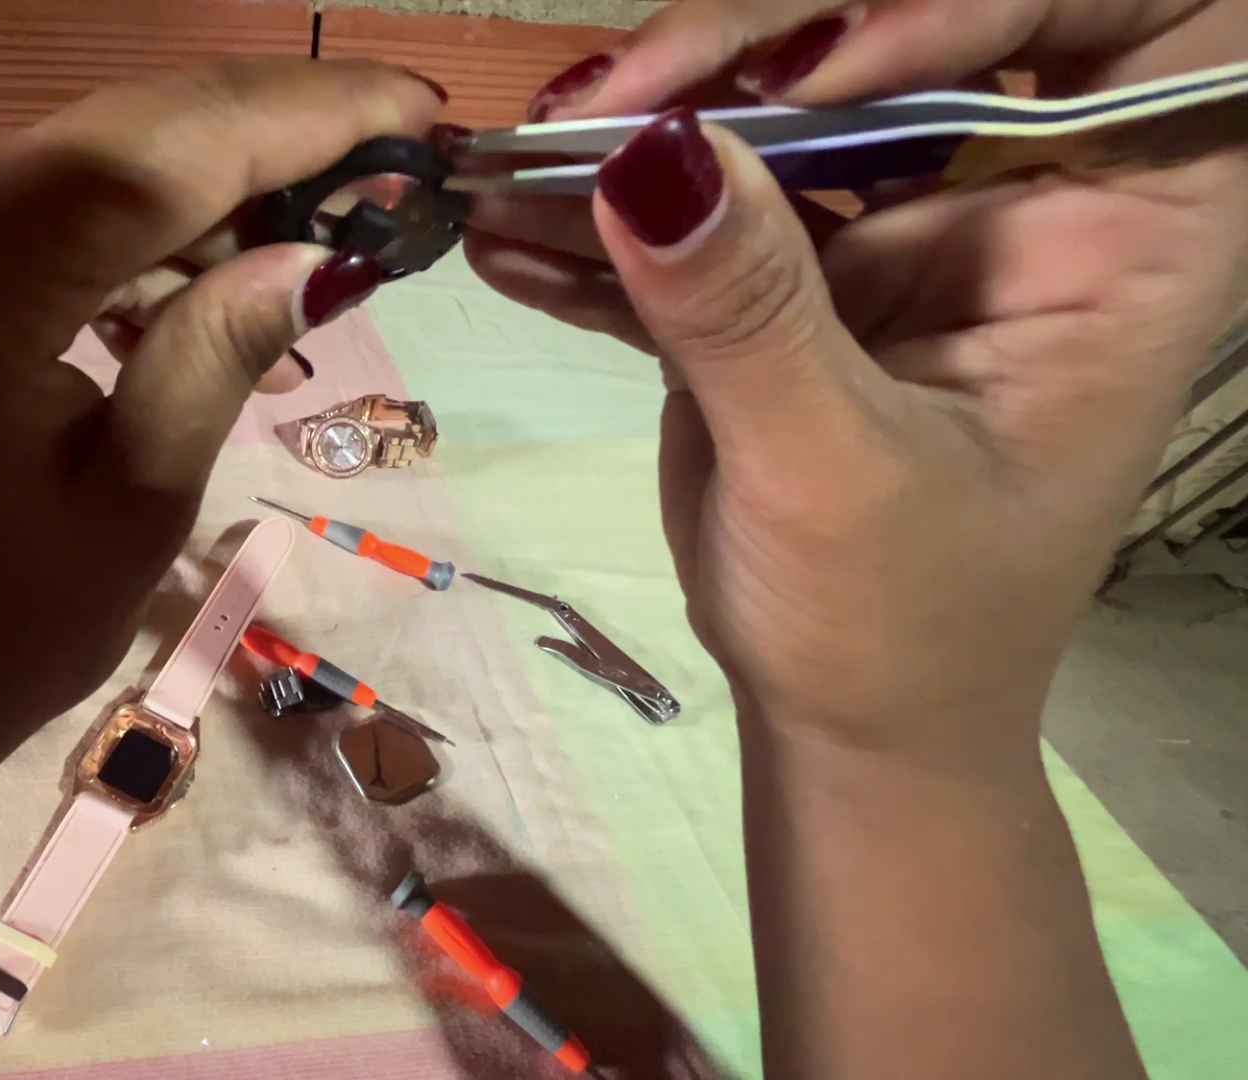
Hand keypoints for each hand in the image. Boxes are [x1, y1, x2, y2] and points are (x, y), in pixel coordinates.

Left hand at [0, 60, 441, 764]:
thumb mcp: (136, 501)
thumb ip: (223, 348)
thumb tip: (324, 256)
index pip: (169, 140)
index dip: (310, 114)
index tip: (412, 109)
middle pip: (114, 151)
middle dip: (255, 173)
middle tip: (365, 206)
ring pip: (62, 185)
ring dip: (181, 226)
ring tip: (279, 290)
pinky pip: (5, 227)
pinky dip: (99, 257)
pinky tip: (170, 308)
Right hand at [469, 0, 1247, 761]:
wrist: (834, 708)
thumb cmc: (891, 618)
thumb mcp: (828, 467)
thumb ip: (746, 311)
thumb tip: (646, 160)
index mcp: (1109, 235)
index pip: (1116, 24)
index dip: (964, 11)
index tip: (802, 77)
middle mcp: (986, 220)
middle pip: (867, 79)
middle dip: (720, 83)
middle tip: (585, 115)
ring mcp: (855, 266)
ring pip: (738, 168)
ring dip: (612, 175)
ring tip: (501, 178)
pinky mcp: (756, 319)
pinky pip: (669, 263)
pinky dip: (584, 262)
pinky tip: (501, 251)